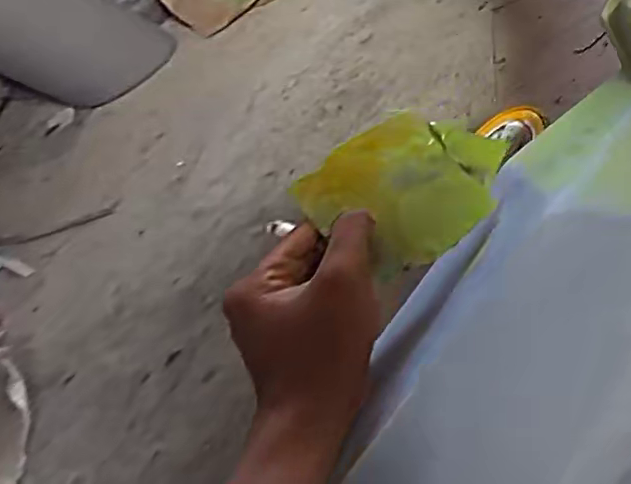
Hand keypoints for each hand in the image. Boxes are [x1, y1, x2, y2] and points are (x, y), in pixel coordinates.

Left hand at [223, 212, 379, 427]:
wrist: (316, 418)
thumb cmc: (325, 347)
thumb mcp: (343, 278)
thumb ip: (350, 234)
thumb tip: (356, 211)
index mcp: (254, 285)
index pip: (305, 235)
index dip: (341, 229)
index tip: (373, 231)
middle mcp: (255, 300)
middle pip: (312, 255)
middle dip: (345, 254)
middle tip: (376, 256)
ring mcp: (273, 321)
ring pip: (320, 277)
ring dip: (348, 275)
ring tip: (372, 280)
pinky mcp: (292, 337)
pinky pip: (321, 299)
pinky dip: (343, 295)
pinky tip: (363, 301)